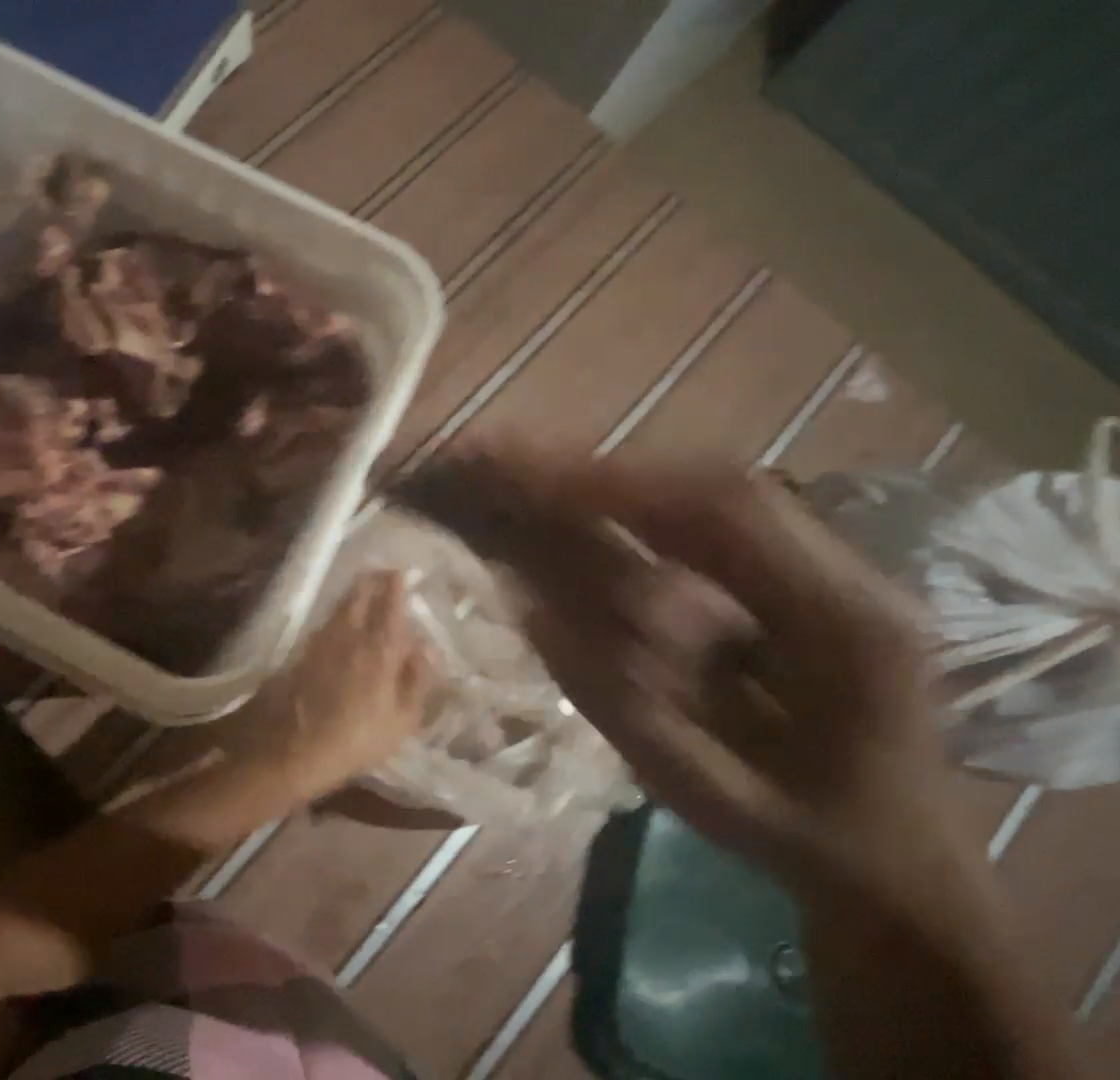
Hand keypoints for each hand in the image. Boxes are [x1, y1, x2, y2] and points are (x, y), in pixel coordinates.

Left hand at [235, 570, 435, 803]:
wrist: (293, 749)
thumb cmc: (357, 740)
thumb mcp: (401, 720)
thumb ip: (416, 680)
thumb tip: (426, 648)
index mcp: (379, 651)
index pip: (389, 608)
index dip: (394, 588)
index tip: (399, 571)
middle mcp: (348, 638)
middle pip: (357, 599)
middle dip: (369, 582)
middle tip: (379, 571)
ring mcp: (318, 644)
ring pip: (337, 609)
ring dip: (350, 595)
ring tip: (359, 588)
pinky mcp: (299, 656)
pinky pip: (322, 625)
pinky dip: (334, 616)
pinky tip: (336, 621)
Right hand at [471, 453, 964, 900]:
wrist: (893, 859)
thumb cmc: (800, 837)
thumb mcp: (701, 791)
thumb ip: (618, 705)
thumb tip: (530, 610)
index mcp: (848, 622)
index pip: (729, 513)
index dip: (622, 487)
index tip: (531, 483)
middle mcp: (843, 577)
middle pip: (717, 489)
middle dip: (605, 475)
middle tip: (508, 465)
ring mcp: (823, 574)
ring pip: (709, 501)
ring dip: (615, 491)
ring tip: (528, 481)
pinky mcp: (792, 585)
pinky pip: (706, 533)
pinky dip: (632, 519)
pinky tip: (577, 516)